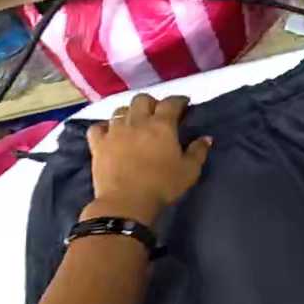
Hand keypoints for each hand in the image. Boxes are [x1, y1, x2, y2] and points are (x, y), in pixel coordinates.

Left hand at [85, 94, 210, 224]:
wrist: (126, 203)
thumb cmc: (162, 185)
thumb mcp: (189, 171)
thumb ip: (198, 151)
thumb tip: (206, 138)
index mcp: (161, 125)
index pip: (171, 103)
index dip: (179, 101)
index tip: (184, 105)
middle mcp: (137, 122)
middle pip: (142, 100)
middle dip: (152, 103)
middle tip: (158, 114)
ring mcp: (114, 131)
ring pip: (120, 110)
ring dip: (130, 113)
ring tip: (135, 123)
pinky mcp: (98, 144)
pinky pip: (98, 127)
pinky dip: (105, 127)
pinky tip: (110, 134)